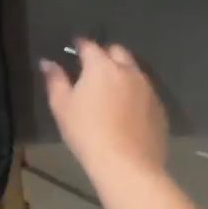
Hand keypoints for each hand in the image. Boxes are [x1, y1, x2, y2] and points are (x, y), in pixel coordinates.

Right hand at [41, 39, 169, 182]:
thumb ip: (55, 79)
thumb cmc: (86, 130)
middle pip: (118, 51)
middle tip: (92, 67)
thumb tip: (47, 62)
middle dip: (105, 54)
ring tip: (109, 88)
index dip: (80, 44)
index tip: (74, 47)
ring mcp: (148, 90)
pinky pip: (145, 91)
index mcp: (102, 67)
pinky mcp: (159, 109)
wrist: (127, 164)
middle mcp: (128, 72)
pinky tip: (125, 108)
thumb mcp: (61, 104)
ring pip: (134, 71)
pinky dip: (134, 91)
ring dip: (121, 72)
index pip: (90, 46)